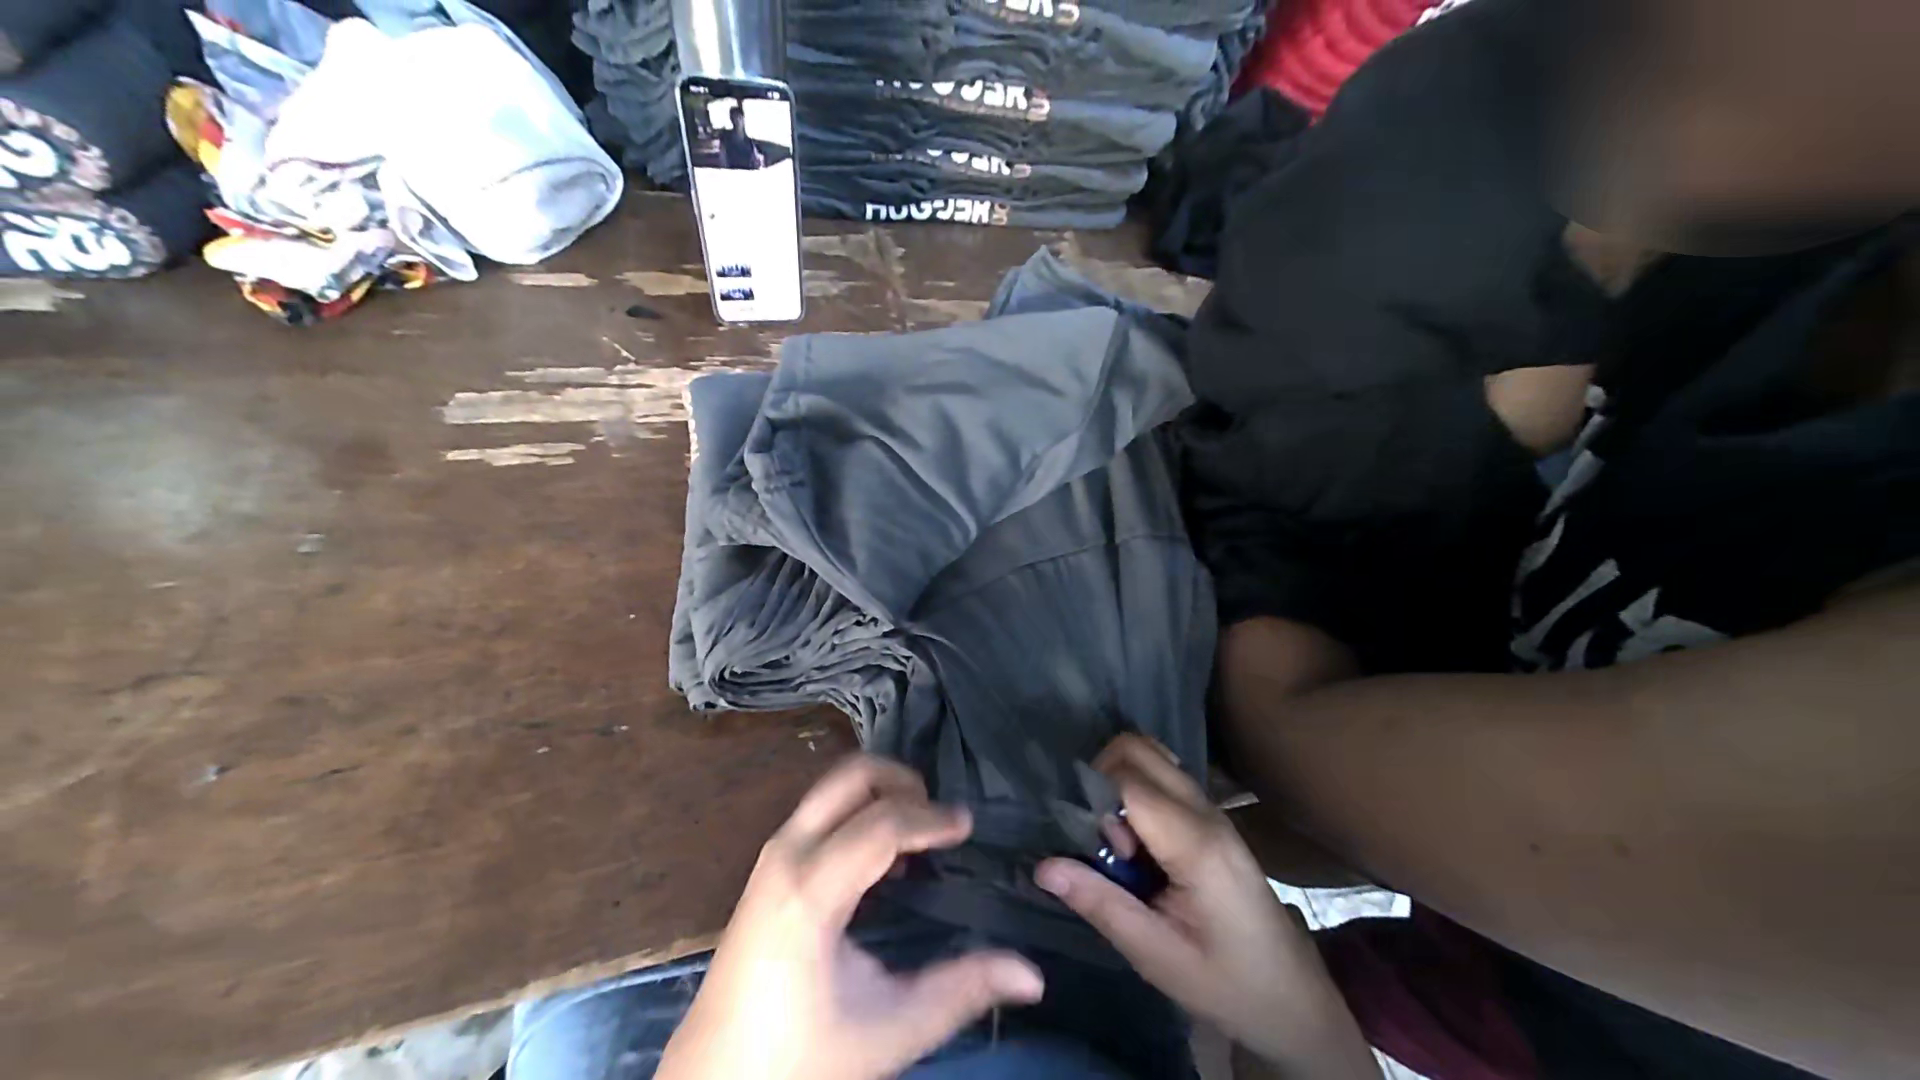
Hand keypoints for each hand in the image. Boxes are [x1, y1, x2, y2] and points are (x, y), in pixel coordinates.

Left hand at [658, 755, 1044, 1079]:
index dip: (931, 817)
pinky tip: (884, 856)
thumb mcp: (888, 1030)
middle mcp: (787, 854)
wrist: (712, 1078)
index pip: (882, 823)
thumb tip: (1032, 974)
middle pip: (851, 775)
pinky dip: (861, 808)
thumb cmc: (799, 1056)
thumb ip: (960, 991)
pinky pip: (822, 807)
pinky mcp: (769, 862)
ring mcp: (772, 853)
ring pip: (834, 785)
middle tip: (940, 818)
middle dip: (903, 781)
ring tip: (919, 835)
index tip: (968, 827)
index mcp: (811, 891)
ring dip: (882, 793)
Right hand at [1035, 736, 1377, 1078]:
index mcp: (1195, 843)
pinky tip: (1137, 837)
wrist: (1296, 1002)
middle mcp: (1205, 811)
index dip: (1095, 803)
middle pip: (1136, 749)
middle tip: (1103, 839)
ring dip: (1119, 782)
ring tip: (1120, 839)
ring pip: (1150, 755)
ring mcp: (1213, 809)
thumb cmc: (1227, 985)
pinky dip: (1136, 787)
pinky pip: (1163, 775)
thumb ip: (1100, 903)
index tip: (1096, 849)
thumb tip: (1042, 866)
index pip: (1128, 781)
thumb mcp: (1157, 956)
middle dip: (1101, 778)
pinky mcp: (1212, 817)